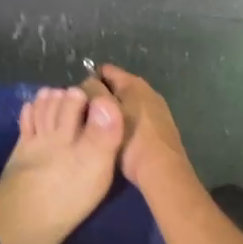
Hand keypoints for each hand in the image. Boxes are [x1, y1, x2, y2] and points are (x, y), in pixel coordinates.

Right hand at [84, 65, 194, 189]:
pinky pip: (138, 117)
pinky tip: (118, 138)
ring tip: (98, 128)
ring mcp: (158, 109)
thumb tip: (87, 83)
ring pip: (128, 103)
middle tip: (86, 115)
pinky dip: (127, 122)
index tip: (78, 98)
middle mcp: (148, 90)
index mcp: (134, 83)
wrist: (164, 173)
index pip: (106, 70)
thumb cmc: (132, 141)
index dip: (89, 80)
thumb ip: (93, 93)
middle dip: (102, 97)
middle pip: (117, 87)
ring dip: (114, 111)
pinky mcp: (162, 127)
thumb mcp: (106, 113)